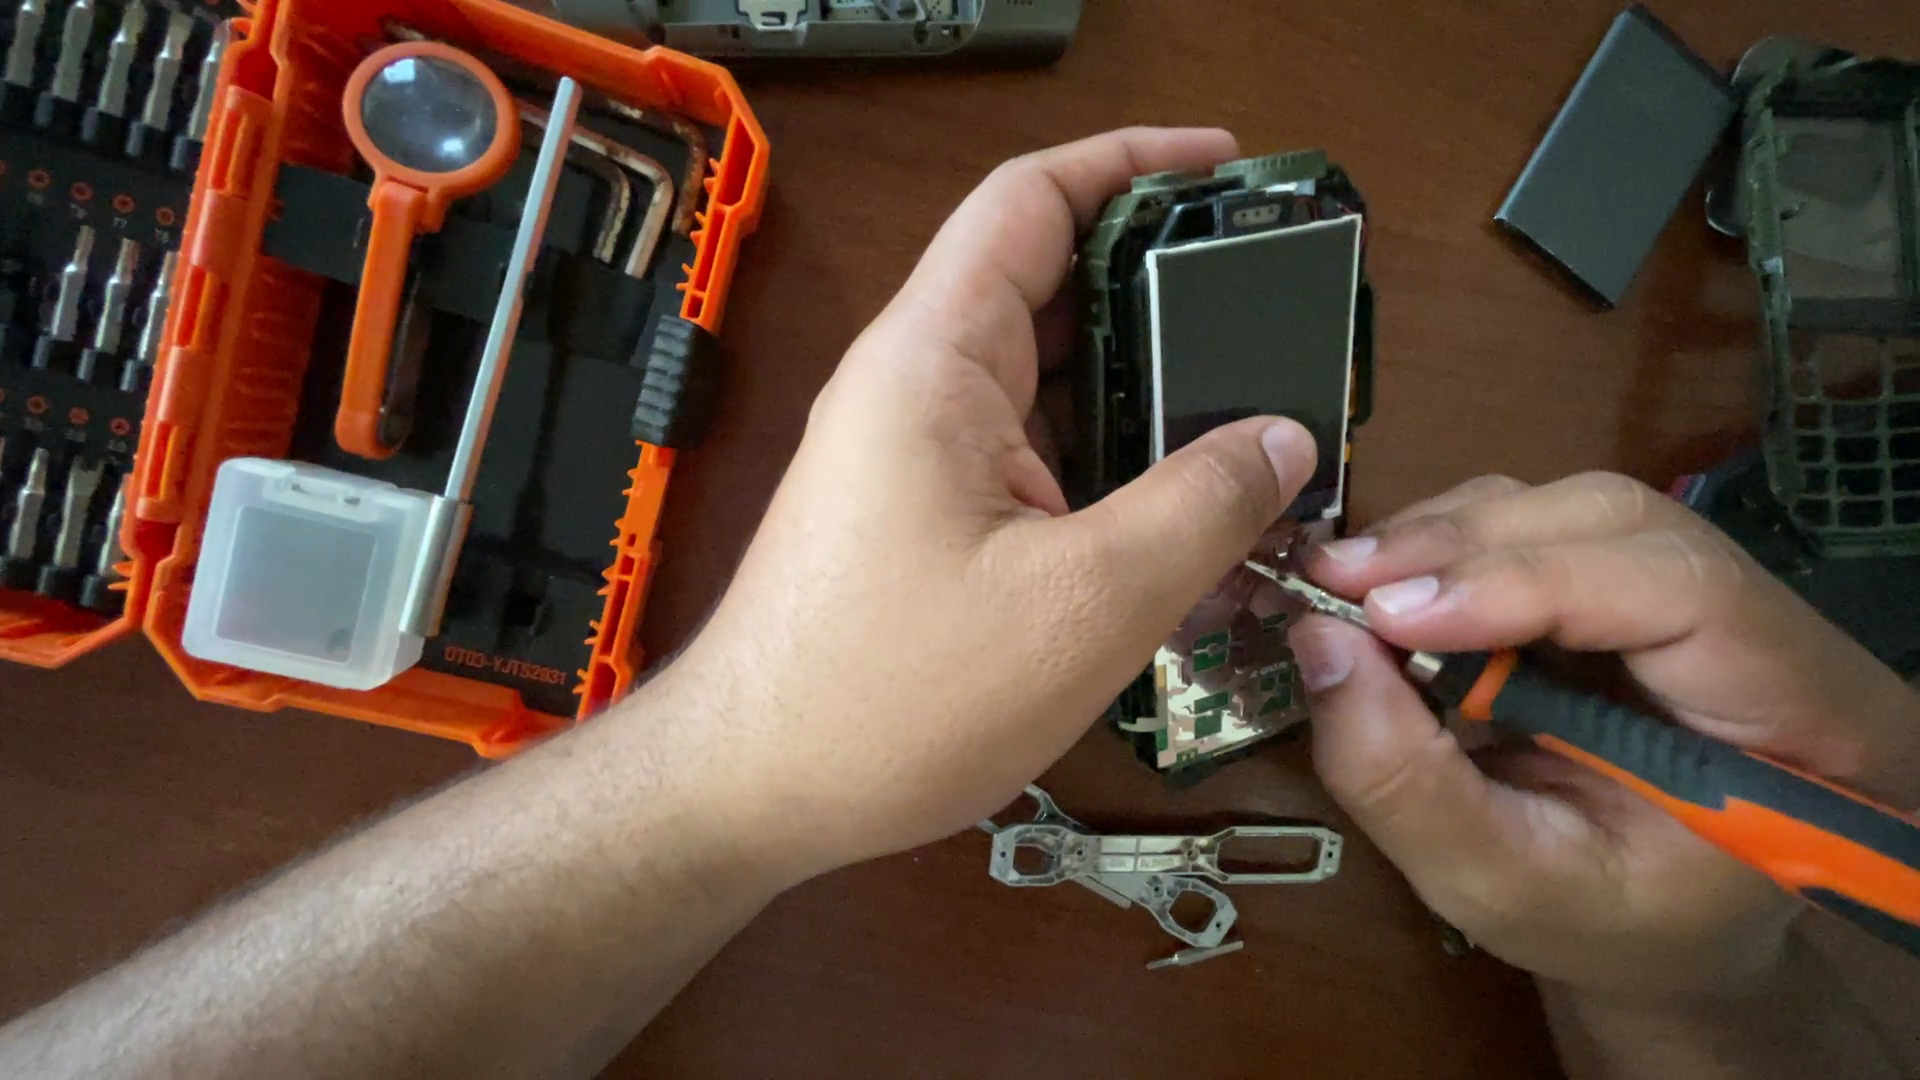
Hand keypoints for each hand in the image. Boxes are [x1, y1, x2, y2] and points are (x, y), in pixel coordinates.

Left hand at [656, 129, 1318, 879]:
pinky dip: (1098, 474)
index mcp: (934, 361)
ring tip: (1243, 433)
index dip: (1132, 163)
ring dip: (1137, 407)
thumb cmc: (899, 695)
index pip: (1032, 202)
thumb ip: (1198, 507)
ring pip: (1045, 393)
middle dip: (1161, 304)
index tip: (1229, 167)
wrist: (757, 784)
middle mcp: (916, 390)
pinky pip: (1026, 464)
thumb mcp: (1084, 602)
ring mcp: (914, 457)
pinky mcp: (920, 517)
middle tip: (1268, 334)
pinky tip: (1167, 516)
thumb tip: (1279, 440)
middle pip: (1049, 298)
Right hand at [1288, 472, 1919, 1000]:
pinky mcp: (1606, 576)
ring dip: (1433, 536)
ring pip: (1554, 505)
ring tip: (1344, 585)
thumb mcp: (1490, 882)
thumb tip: (1317, 640)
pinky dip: (1430, 543)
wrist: (1648, 915)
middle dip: (1457, 544)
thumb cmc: (1597, 920)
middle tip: (1334, 581)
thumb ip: (1400, 778)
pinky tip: (1380, 588)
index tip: (1384, 616)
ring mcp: (1679, 585)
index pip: (1679, 592)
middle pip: (1609, 520)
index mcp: (1800, 717)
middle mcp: (1757, 622)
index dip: (1521, 584)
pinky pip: (1515, 521)